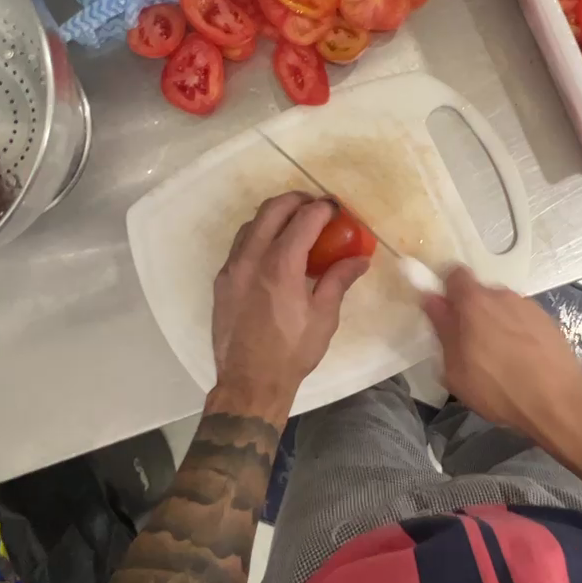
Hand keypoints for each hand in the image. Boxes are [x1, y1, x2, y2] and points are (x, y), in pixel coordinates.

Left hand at [210, 192, 370, 422]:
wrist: (249, 382)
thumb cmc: (292, 352)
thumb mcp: (324, 317)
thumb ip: (339, 280)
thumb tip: (359, 259)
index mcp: (281, 266)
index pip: (304, 219)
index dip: (323, 208)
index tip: (336, 209)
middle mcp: (252, 259)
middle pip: (272, 210)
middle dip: (297, 201)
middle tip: (316, 207)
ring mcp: (232, 268)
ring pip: (252, 224)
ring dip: (275, 216)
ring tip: (296, 225)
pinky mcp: (222, 281)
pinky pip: (240, 245)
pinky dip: (259, 236)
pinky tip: (274, 251)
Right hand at [422, 266, 581, 444]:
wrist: (559, 402)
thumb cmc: (499, 389)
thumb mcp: (456, 369)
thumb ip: (443, 329)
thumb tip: (432, 300)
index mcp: (474, 302)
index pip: (454, 274)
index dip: (446, 289)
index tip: (443, 311)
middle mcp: (503, 296)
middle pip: (479, 294)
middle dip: (471, 313)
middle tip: (469, 345)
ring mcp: (529, 307)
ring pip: (502, 308)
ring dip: (495, 325)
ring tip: (499, 359)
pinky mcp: (548, 321)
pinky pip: (522, 320)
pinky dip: (517, 334)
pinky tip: (522, 361)